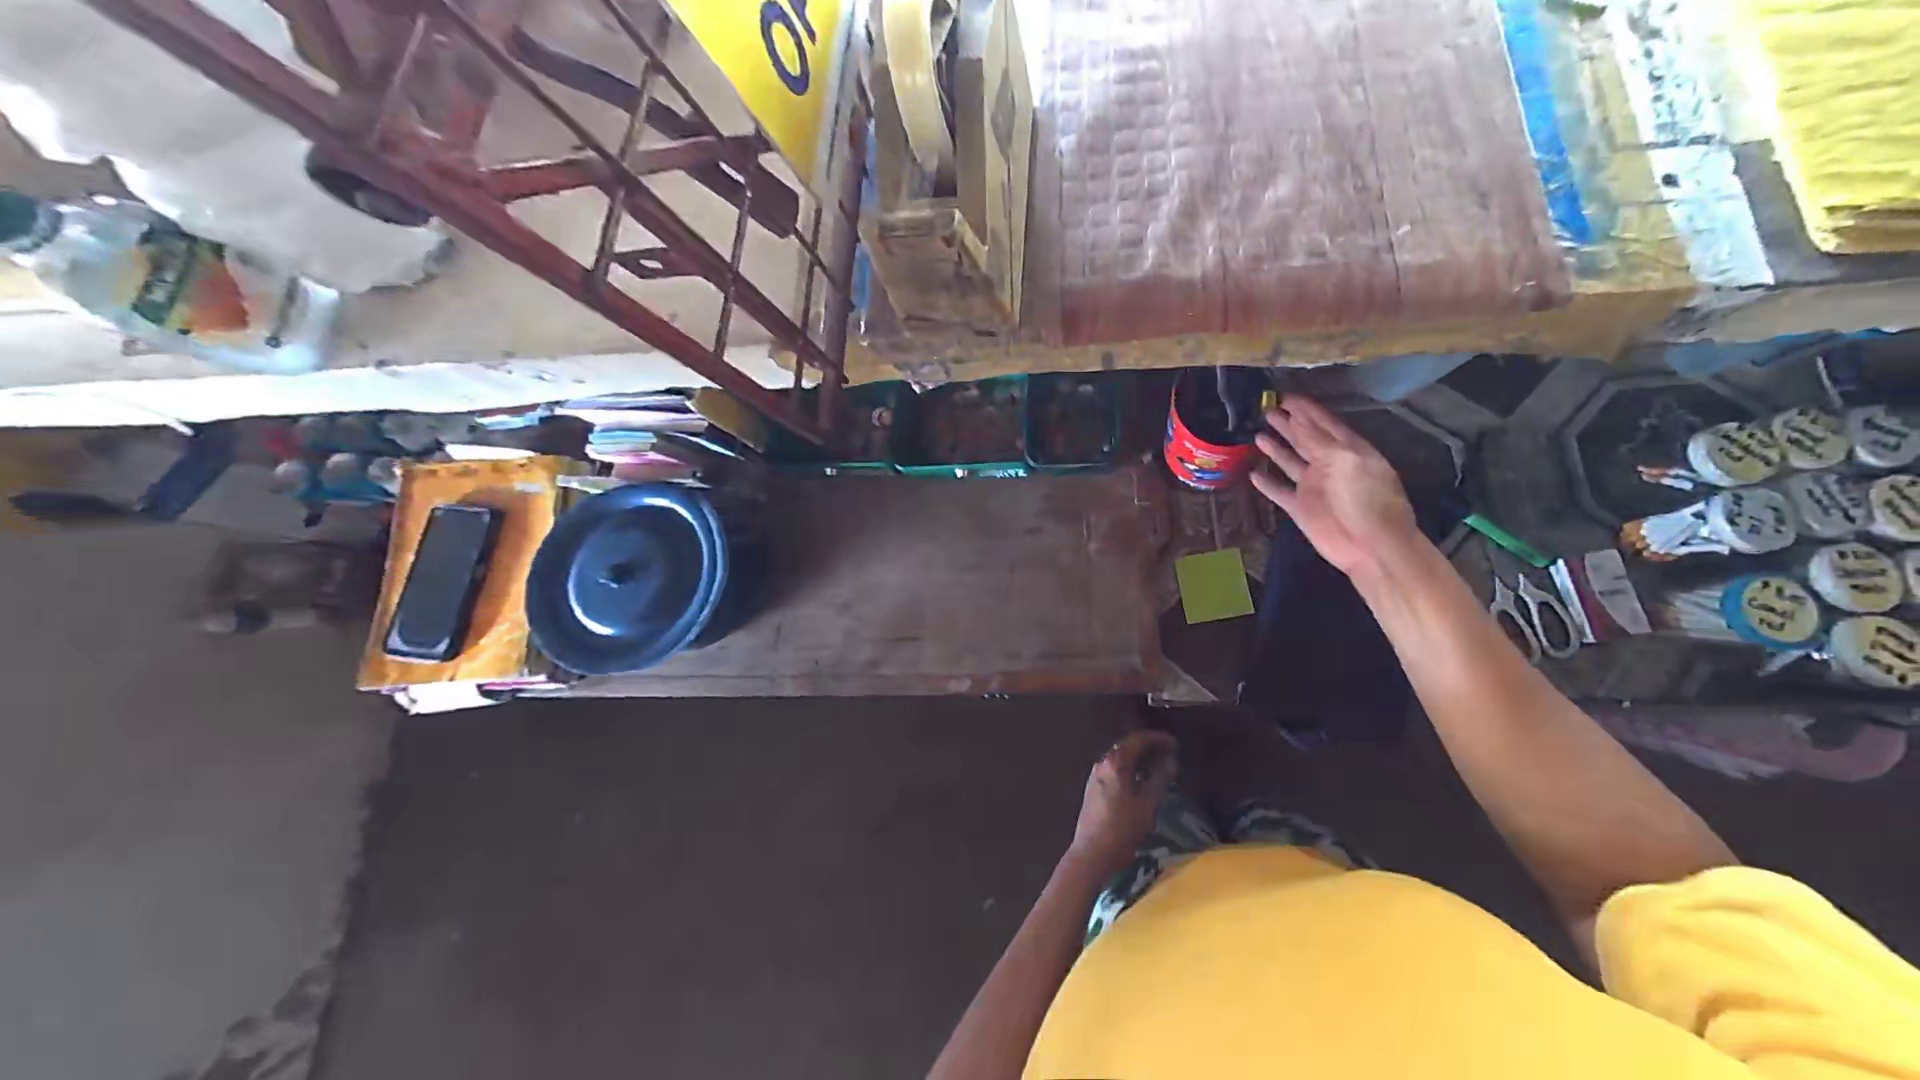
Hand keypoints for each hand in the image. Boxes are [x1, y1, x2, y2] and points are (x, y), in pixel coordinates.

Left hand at [1069, 730, 1176, 873]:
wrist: (1092, 853)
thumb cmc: (1122, 829)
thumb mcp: (1147, 805)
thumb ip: (1159, 779)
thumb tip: (1170, 760)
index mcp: (1115, 763)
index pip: (1137, 739)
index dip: (1157, 738)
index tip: (1174, 743)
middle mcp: (1102, 764)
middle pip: (1127, 746)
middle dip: (1149, 747)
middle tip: (1169, 753)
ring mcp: (1096, 775)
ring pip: (1120, 758)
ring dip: (1140, 758)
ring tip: (1160, 766)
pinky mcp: (1094, 787)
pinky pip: (1115, 768)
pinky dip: (1131, 768)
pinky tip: (1142, 780)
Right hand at [1252, 394, 1423, 578]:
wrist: (1370, 545)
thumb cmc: (1365, 499)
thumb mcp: (1345, 461)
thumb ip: (1319, 441)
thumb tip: (1296, 421)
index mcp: (1347, 450)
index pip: (1323, 423)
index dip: (1305, 409)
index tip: (1284, 396)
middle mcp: (1330, 464)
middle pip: (1305, 439)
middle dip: (1288, 423)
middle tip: (1268, 409)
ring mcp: (1314, 487)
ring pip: (1291, 462)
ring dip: (1276, 449)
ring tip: (1258, 434)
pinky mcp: (1301, 508)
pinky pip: (1280, 491)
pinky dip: (1267, 483)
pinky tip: (1253, 474)